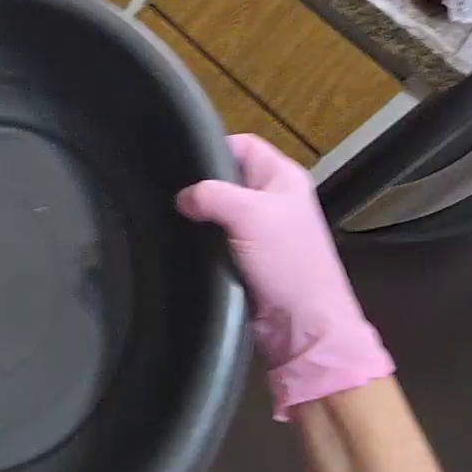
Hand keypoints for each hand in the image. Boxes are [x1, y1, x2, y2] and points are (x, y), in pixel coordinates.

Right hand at [178, 134, 394, 415]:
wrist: (303, 328)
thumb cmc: (285, 262)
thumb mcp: (248, 215)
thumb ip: (210, 195)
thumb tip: (181, 197)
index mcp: (284, 177)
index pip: (243, 144)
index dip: (214, 145)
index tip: (180, 158)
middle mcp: (274, 197)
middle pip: (228, 175)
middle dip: (201, 181)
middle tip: (168, 186)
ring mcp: (262, 228)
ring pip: (221, 207)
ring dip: (201, 212)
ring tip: (169, 210)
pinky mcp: (249, 255)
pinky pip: (219, 235)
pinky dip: (203, 236)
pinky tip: (182, 236)